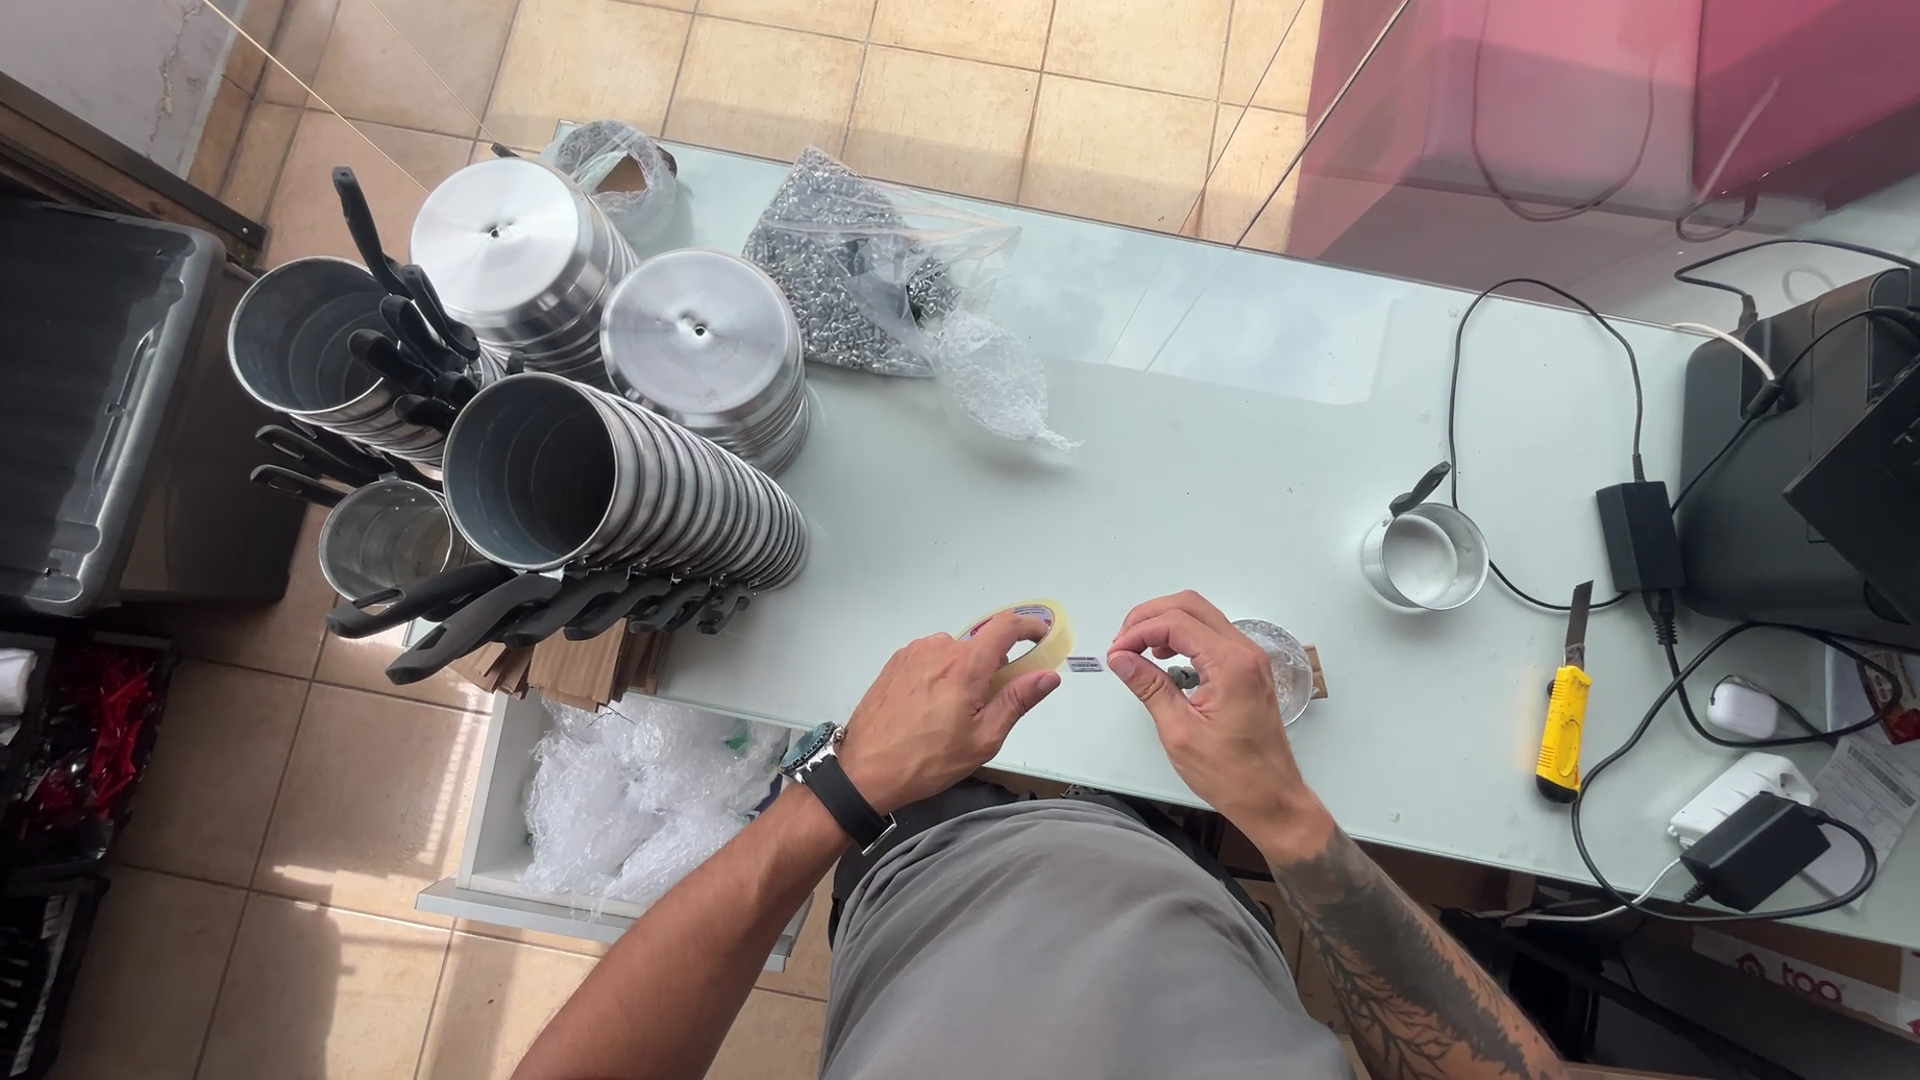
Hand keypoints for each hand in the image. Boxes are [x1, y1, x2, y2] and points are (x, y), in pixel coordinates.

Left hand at [836, 612, 1060, 815]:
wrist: (865, 771)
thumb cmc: (927, 761)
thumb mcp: (983, 738)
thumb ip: (1017, 700)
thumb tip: (1047, 676)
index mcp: (965, 666)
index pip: (1006, 626)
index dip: (1029, 626)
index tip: (1041, 636)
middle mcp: (939, 649)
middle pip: (980, 645)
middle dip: (993, 667)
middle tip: (988, 706)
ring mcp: (914, 652)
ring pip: (955, 653)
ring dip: (965, 672)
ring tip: (952, 713)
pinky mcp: (896, 662)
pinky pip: (931, 658)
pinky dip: (941, 674)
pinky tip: (930, 707)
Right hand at [1107, 591, 1329, 854]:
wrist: (1273, 799)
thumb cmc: (1230, 773)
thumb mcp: (1179, 731)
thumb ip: (1149, 686)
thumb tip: (1119, 657)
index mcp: (1230, 665)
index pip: (1175, 623)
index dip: (1138, 632)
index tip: (1115, 653)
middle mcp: (1245, 651)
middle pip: (1190, 605)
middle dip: (1150, 617)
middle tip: (1123, 642)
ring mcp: (1250, 658)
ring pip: (1201, 615)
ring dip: (1165, 623)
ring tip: (1137, 649)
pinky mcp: (1248, 668)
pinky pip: (1211, 634)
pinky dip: (1183, 635)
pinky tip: (1164, 657)